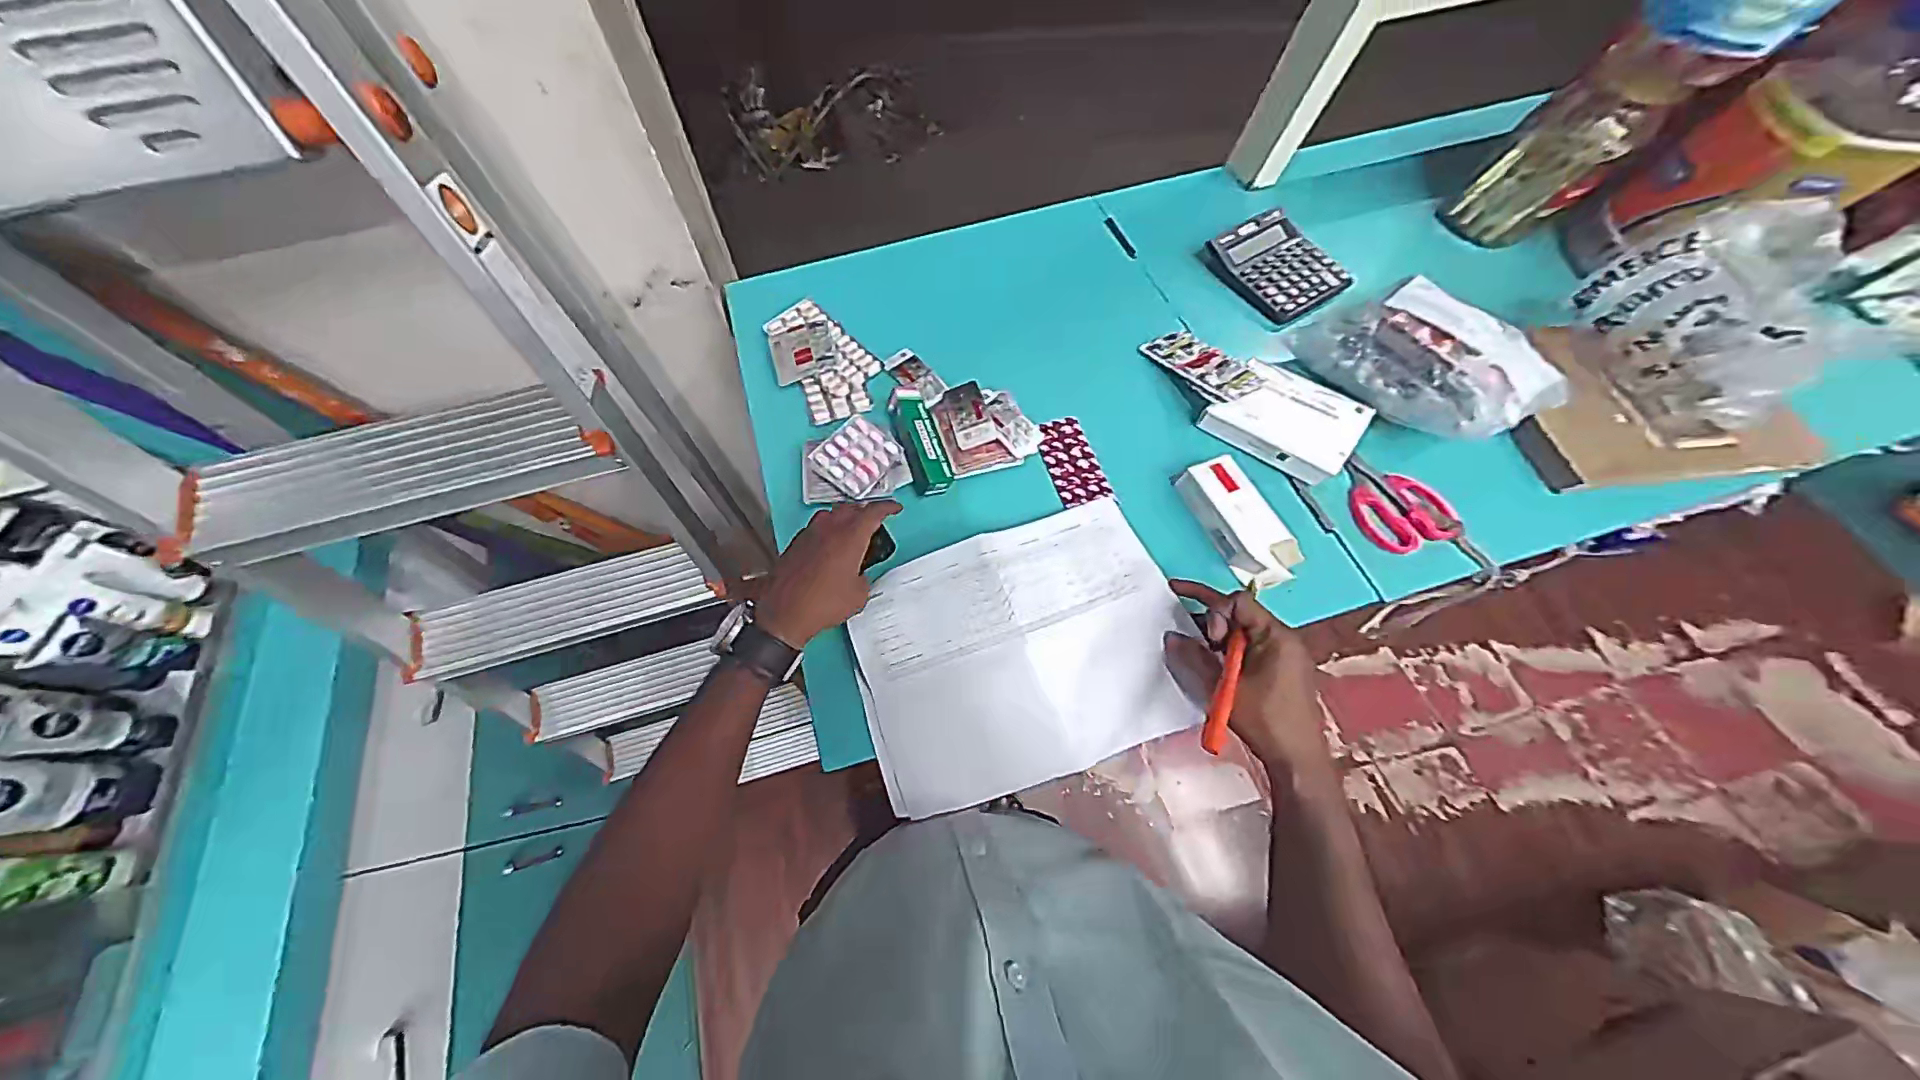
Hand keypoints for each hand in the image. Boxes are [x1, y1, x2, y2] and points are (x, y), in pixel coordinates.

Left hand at [753, 500, 901, 647]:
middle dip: (866, 512)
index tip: (894, 508)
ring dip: (845, 518)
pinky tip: (830, 546)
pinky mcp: (796, 543)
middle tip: (874, 520)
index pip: (874, 511)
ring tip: (852, 532)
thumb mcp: (857, 595)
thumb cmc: (819, 603)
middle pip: (852, 508)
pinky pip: (816, 527)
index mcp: (851, 536)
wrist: (786, 612)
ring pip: (832, 514)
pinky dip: (828, 531)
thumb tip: (859, 577)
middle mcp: (829, 528)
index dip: (887, 508)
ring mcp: (810, 533)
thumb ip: (863, 578)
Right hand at [1163, 579, 1327, 777]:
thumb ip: (1196, 658)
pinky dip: (1229, 652)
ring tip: (1197, 654)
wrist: (1297, 760)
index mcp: (1276, 635)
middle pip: (1240, 614)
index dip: (1212, 607)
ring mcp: (1284, 655)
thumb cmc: (1264, 720)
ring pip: (1243, 632)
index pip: (1239, 602)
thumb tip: (1172, 636)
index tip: (1199, 630)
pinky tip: (1214, 667)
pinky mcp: (1280, 670)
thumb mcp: (1223, 688)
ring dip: (1218, 638)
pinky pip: (1250, 648)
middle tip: (1189, 638)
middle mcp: (1283, 639)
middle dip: (1211, 620)